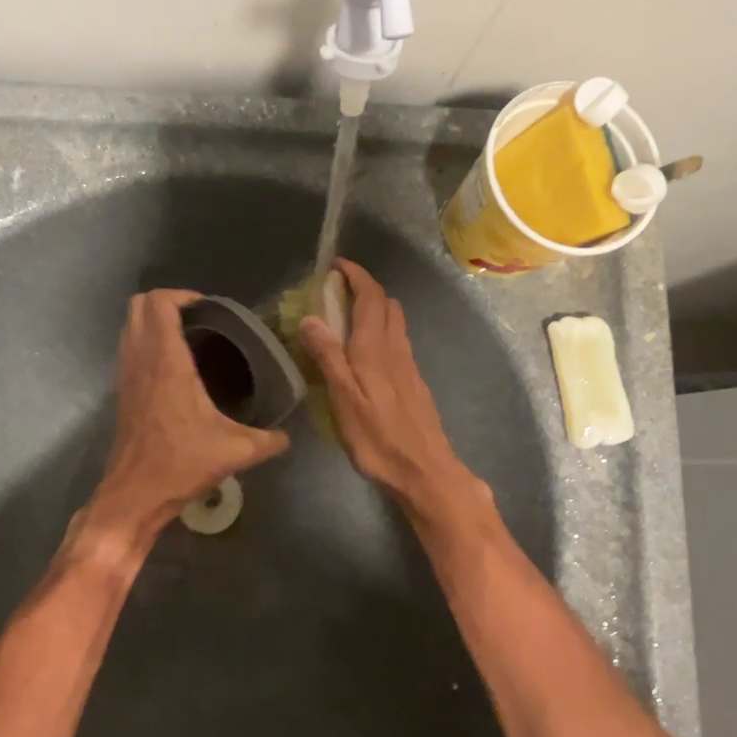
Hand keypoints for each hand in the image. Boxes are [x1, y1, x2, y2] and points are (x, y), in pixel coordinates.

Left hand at [87, 290, 289, 540]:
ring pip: (130, 325)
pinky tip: (176, 364)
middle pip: (139, 305)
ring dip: (154, 321)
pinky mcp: (122, 391)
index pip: (160, 304)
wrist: (136, 495)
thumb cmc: (180, 465)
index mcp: (166, 362)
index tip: (210, 308)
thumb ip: (268, 439)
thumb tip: (288, 434)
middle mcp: (141, 360)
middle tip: (200, 317)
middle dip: (167, 302)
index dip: (182, 295)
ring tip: (189, 334)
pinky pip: (130, 348)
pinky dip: (147, 341)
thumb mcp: (235, 451)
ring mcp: (127, 374)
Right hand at [297, 261, 485, 515]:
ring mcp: (409, 365)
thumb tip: (311, 317)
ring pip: (394, 323)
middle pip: (386, 304)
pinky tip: (363, 355)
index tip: (336, 265)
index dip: (356, 275)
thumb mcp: (344, 399)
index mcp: (375, 348)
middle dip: (363, 289)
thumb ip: (328, 356)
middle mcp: (396, 349)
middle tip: (335, 293)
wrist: (425, 471)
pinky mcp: (413, 383)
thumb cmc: (379, 438)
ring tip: (344, 321)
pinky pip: (396, 343)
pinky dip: (379, 333)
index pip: (370, 297)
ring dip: (372, 310)